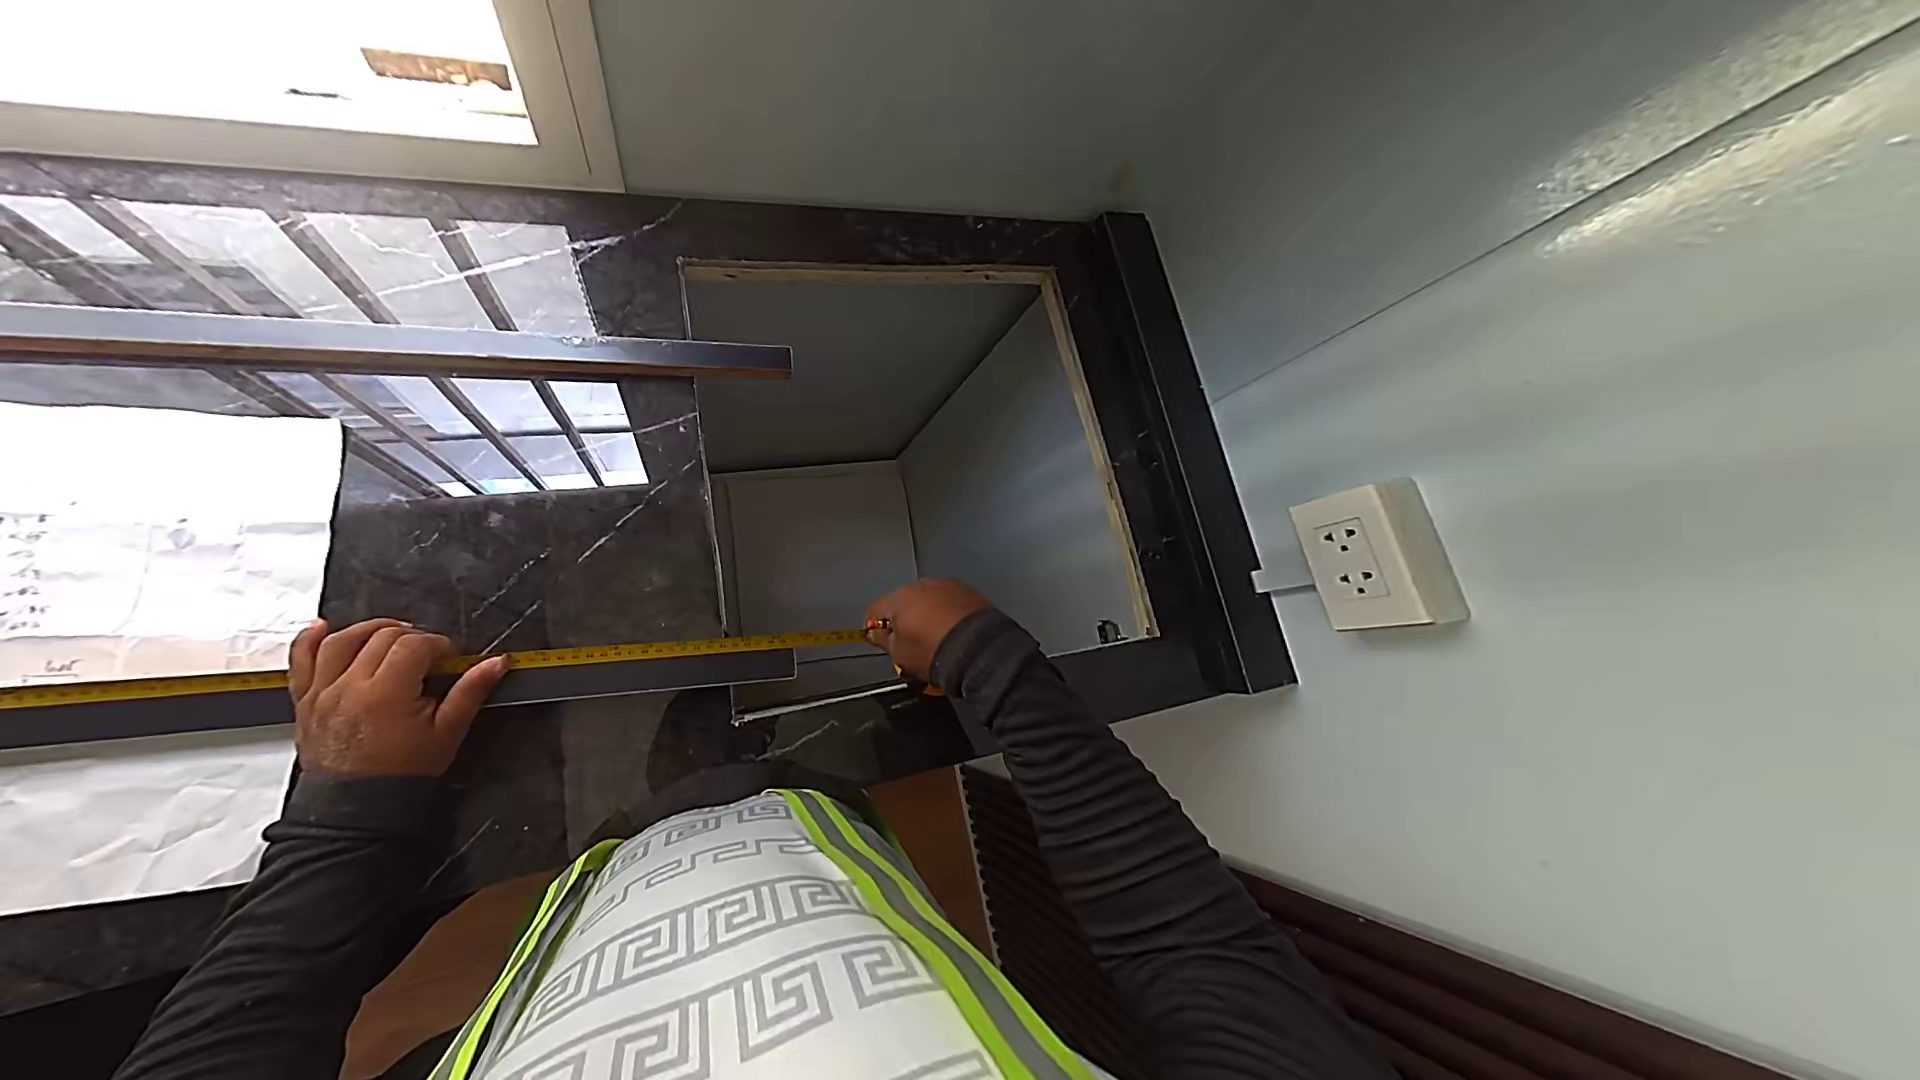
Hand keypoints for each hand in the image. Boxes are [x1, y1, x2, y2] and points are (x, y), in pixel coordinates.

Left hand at [287, 618, 509, 775]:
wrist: (357, 804)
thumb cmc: (403, 770)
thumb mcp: (449, 730)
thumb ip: (472, 691)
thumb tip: (497, 662)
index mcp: (386, 694)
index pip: (414, 645)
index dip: (439, 644)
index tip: (451, 657)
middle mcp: (348, 688)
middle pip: (381, 636)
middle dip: (413, 635)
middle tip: (430, 652)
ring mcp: (322, 693)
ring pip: (341, 640)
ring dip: (371, 629)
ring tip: (393, 634)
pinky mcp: (305, 701)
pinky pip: (300, 661)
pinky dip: (309, 639)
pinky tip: (324, 627)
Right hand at [864, 579, 990, 681]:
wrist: (977, 650)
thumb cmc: (936, 652)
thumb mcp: (900, 654)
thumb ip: (883, 640)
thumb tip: (876, 634)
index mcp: (899, 599)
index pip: (875, 609)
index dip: (874, 626)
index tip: (881, 639)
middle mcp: (921, 586)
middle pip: (902, 601)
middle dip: (904, 619)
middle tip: (911, 642)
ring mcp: (946, 586)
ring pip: (927, 599)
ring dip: (927, 613)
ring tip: (936, 637)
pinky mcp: (967, 591)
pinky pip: (949, 600)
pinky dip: (947, 611)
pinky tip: (953, 629)